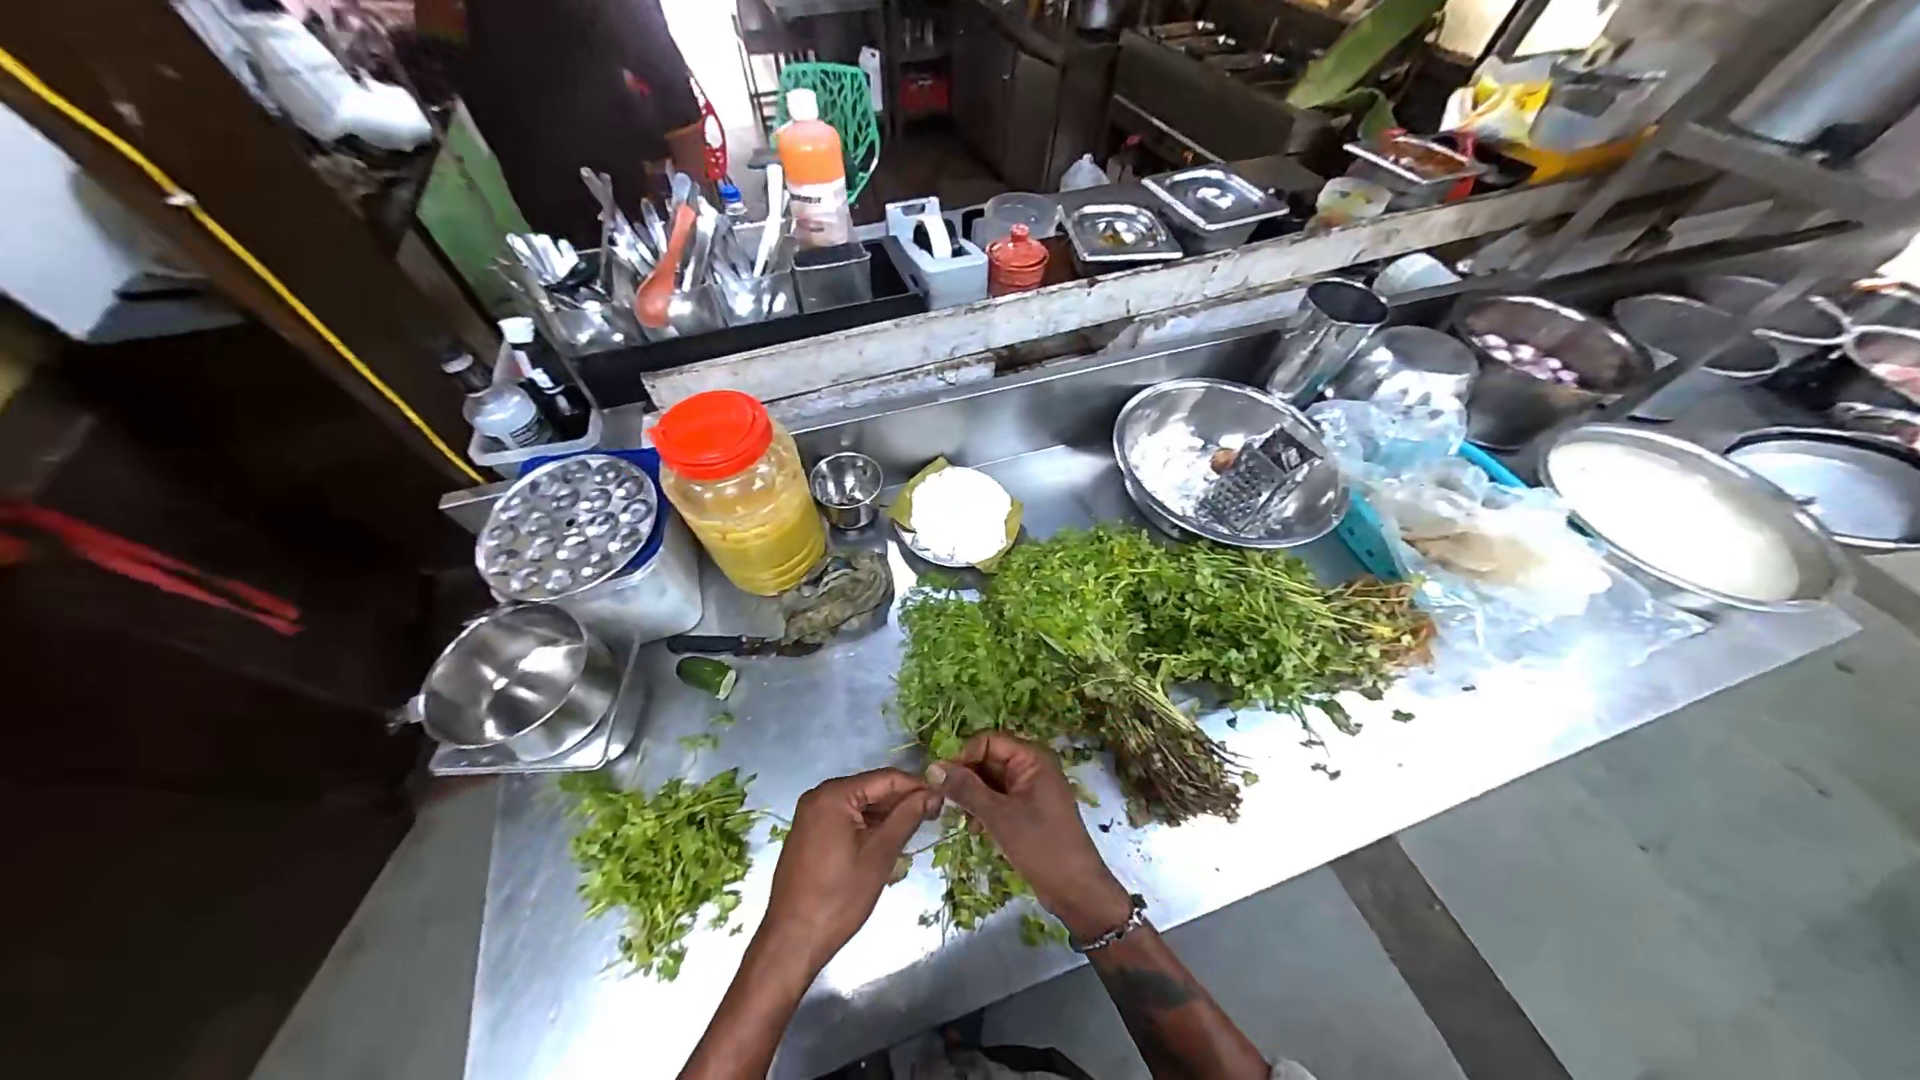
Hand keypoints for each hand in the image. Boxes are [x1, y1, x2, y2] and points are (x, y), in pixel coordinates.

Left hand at [762, 768, 940, 971]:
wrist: (792, 941)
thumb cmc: (839, 897)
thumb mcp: (880, 854)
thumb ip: (908, 817)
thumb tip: (933, 793)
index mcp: (833, 795)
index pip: (886, 778)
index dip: (917, 786)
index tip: (943, 799)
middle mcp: (819, 796)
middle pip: (871, 789)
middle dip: (902, 802)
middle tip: (933, 817)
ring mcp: (811, 815)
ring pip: (860, 806)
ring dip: (887, 817)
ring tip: (915, 831)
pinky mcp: (810, 834)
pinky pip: (846, 819)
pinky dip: (868, 827)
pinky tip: (888, 843)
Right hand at [928, 734, 1132, 940]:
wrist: (1075, 889)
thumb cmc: (1041, 846)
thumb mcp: (998, 815)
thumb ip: (965, 789)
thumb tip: (933, 768)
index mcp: (1032, 757)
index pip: (987, 741)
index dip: (963, 756)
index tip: (941, 780)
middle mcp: (1032, 766)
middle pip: (988, 759)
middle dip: (966, 779)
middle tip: (945, 802)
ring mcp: (1031, 788)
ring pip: (990, 780)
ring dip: (973, 796)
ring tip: (963, 819)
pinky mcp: (1028, 809)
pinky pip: (998, 797)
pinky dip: (984, 809)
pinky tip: (976, 829)